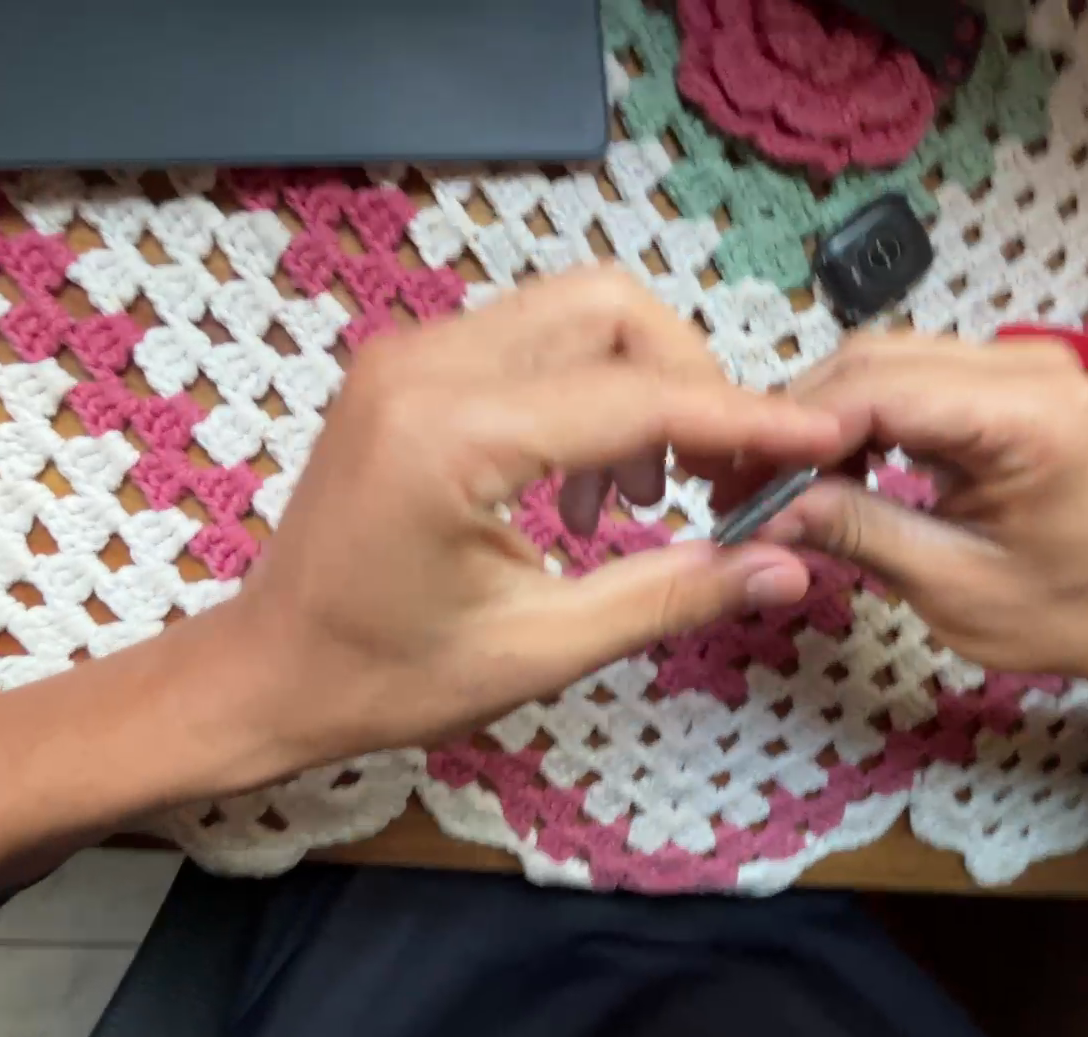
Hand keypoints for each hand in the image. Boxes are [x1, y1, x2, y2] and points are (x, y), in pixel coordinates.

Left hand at [204, 269, 843, 782]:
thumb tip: (785, 564)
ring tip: (636, 496)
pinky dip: (590, 394)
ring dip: (639, 388)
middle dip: (689, 382)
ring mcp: (412, 352)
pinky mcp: (413, 366)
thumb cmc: (390, 677)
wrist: (268, 671)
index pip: (634, 397)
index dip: (740, 418)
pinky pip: (535, 344)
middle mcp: (427, 362)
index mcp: (452, 435)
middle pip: (610, 308)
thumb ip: (672, 594)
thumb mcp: (543, 648)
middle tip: (712, 476)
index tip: (818, 436)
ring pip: (576, 313)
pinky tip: (582, 483)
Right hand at [748, 333, 1087, 686]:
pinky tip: (828, 466)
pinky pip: (901, 381)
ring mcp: (1013, 364)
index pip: (882, 390)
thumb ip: (854, 531)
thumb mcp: (947, 585)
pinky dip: (852, 420)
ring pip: (877, 364)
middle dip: (796, 422)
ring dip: (817, 420)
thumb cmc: (1053, 615)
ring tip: (776, 480)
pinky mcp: (994, 380)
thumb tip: (760, 512)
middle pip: (873, 363)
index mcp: (1032, 416)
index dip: (798, 429)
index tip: (736, 480)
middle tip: (740, 484)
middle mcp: (1026, 365)